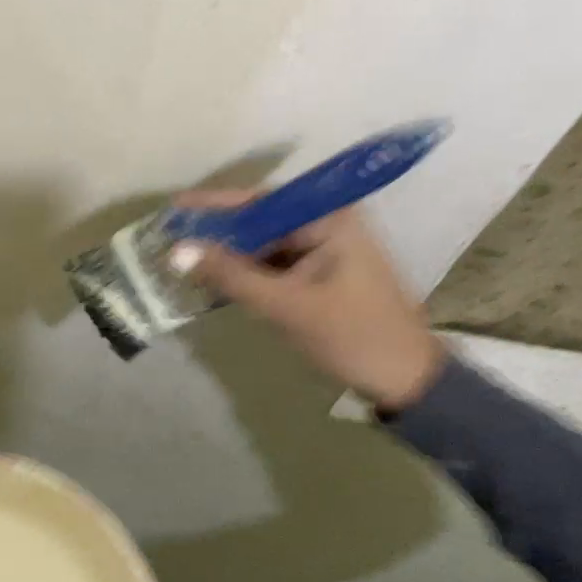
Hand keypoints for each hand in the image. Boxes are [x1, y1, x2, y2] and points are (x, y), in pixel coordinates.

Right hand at [170, 190, 445, 408]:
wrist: (408, 381)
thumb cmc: (354, 337)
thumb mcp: (287, 306)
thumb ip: (231, 275)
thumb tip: (176, 251)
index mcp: (331, 219)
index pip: (262, 201)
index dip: (215, 205)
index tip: (174, 208)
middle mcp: (330, 223)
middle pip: (262, 219)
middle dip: (219, 231)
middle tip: (173, 237)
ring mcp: (328, 249)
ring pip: (266, 243)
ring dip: (231, 253)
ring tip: (186, 257)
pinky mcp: (323, 274)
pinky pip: (276, 263)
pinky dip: (248, 271)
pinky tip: (217, 278)